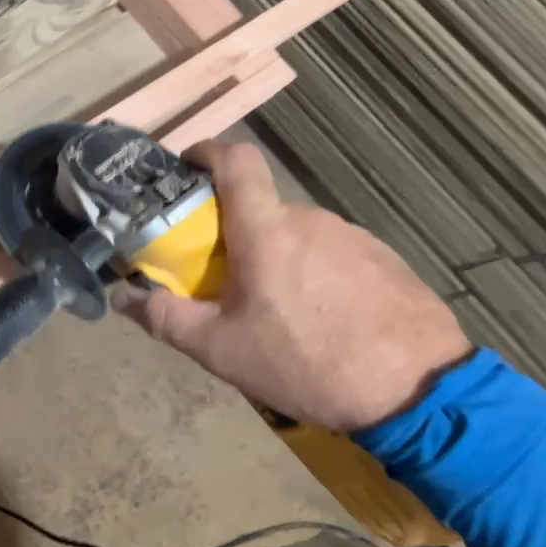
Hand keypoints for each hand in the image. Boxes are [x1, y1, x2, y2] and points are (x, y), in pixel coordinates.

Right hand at [116, 140, 471, 430]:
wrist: (422, 394)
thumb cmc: (306, 362)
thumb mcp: (220, 350)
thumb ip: (165, 317)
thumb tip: (123, 297)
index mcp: (266, 231)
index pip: (235, 160)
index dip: (206, 152)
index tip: (185, 168)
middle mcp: (310, 220)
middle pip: (258, 209)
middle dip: (231, 234)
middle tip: (218, 279)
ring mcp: (354, 237)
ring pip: (295, 234)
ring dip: (273, 256)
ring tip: (271, 309)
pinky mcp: (387, 260)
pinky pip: (331, 253)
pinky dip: (311, 272)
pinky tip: (318, 318)